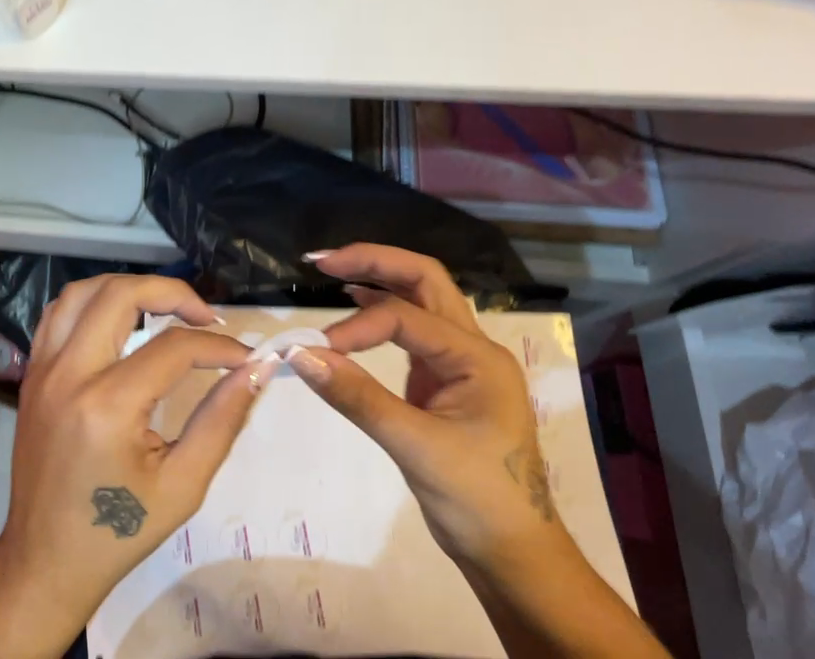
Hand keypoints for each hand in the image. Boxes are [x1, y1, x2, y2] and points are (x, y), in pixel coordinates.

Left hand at [0, 275, 267, 656]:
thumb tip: (256, 369)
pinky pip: (56, 315)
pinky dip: (90, 303)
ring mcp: (42, 369)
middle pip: (120, 294)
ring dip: (127, 288)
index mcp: (107, 406)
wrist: (46, 558)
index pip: (173, 347)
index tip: (246, 358)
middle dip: (172, 292)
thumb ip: (221, 420)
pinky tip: (119, 320)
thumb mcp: (183, 484)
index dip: (218, 346)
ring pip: (80, 292)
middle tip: (205, 317)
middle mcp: (68, 374)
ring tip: (164, 308)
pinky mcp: (31, 374)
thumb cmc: (119, 531)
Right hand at [285, 245, 565, 567]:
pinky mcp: (444, 382)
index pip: (406, 317)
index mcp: (478, 359)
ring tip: (332, 271)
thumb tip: (300, 354)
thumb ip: (358, 396)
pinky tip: (354, 308)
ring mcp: (461, 365)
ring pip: (421, 301)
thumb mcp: (415, 447)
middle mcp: (474, 350)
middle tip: (321, 261)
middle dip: (375, 262)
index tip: (316, 352)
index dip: (356, 327)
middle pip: (425, 281)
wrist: (514, 553)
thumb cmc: (477, 499)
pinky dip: (381, 313)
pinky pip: (413, 331)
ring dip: (379, 280)